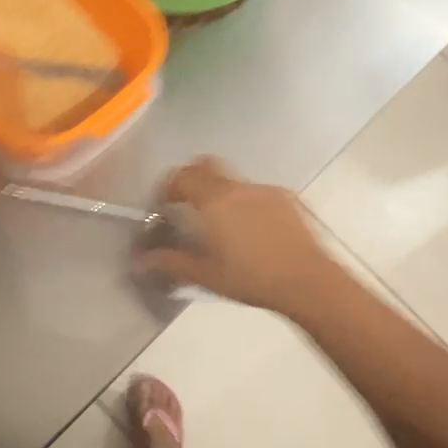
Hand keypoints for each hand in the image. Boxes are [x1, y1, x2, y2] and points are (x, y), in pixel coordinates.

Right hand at [137, 157, 349, 316]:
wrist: (308, 282)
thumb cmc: (251, 279)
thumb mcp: (205, 275)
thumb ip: (170, 262)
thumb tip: (140, 260)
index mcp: (214, 200)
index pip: (182, 176)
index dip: (167, 187)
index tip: (163, 206)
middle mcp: (238, 187)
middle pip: (207, 166)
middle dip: (192, 179)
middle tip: (187, 205)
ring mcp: (266, 190)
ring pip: (233, 181)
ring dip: (221, 194)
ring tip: (222, 226)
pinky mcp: (288, 199)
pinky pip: (257, 193)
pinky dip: (246, 204)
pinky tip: (253, 233)